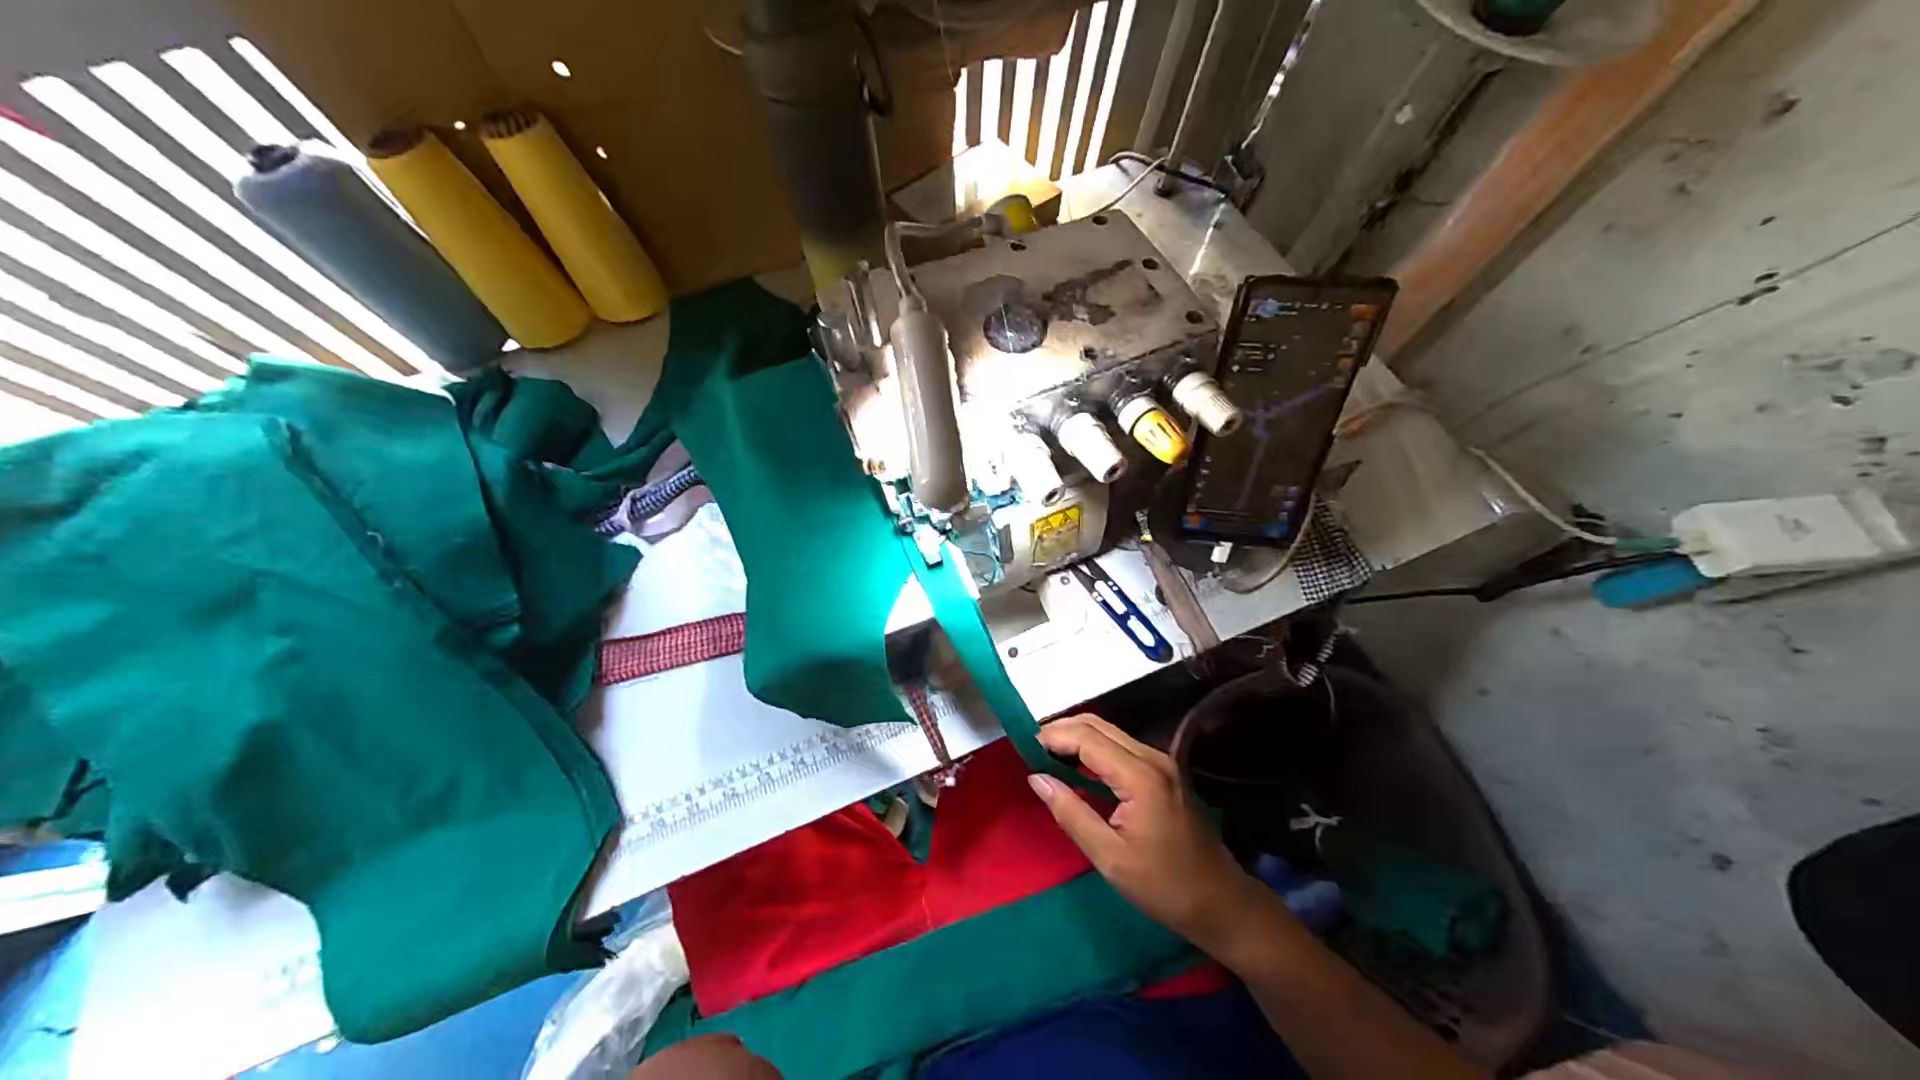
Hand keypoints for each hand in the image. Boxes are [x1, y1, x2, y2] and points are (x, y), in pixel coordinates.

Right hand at [1028, 713, 1272, 953]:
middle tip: (1030, 750)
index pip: (1087, 738)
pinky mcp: (1164, 772)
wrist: (1221, 903)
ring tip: (1046, 757)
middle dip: (1061, 731)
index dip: (1052, 737)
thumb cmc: (1164, 886)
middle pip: (1098, 725)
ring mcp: (1162, 763)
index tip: (1023, 748)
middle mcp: (1153, 758)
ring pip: (1110, 732)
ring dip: (1076, 738)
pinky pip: (1121, 747)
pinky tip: (1076, 767)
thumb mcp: (1109, 857)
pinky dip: (1093, 749)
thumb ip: (1070, 813)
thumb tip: (1036, 778)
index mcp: (1140, 776)